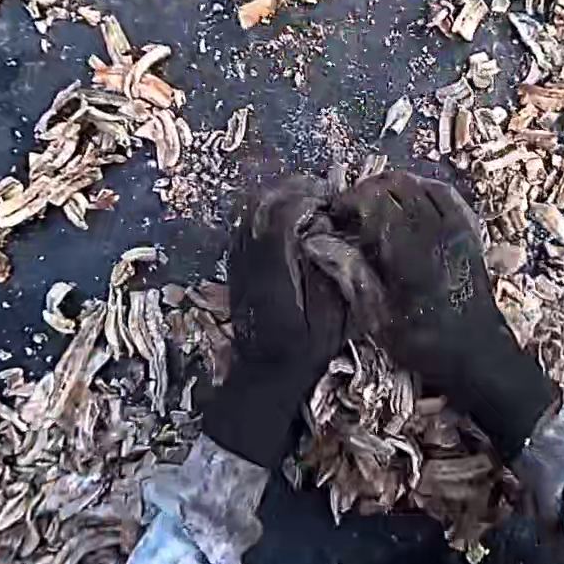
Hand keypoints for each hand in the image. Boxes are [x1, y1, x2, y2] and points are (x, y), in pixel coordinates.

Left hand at [200, 175, 348, 466]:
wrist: (264, 375)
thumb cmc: (304, 351)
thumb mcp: (329, 321)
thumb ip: (330, 278)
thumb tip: (327, 238)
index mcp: (275, 276)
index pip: (280, 221)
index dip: (302, 200)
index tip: (325, 197)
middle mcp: (251, 265)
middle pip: (259, 211)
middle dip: (288, 191)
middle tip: (315, 189)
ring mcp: (238, 266)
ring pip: (247, 217)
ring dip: (273, 199)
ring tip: (301, 195)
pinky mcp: (233, 269)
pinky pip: (241, 229)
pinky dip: (261, 213)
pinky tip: (279, 213)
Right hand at [330, 171, 553, 456]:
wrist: (480, 357)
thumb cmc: (424, 343)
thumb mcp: (377, 317)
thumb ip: (349, 272)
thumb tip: (314, 240)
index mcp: (410, 251)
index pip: (374, 202)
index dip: (347, 201)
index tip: (331, 216)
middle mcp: (435, 230)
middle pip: (395, 185)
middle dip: (364, 191)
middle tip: (347, 213)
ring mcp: (456, 227)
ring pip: (418, 184)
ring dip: (390, 188)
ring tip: (372, 208)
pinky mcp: (468, 231)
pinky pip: (443, 193)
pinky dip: (419, 190)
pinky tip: (407, 204)